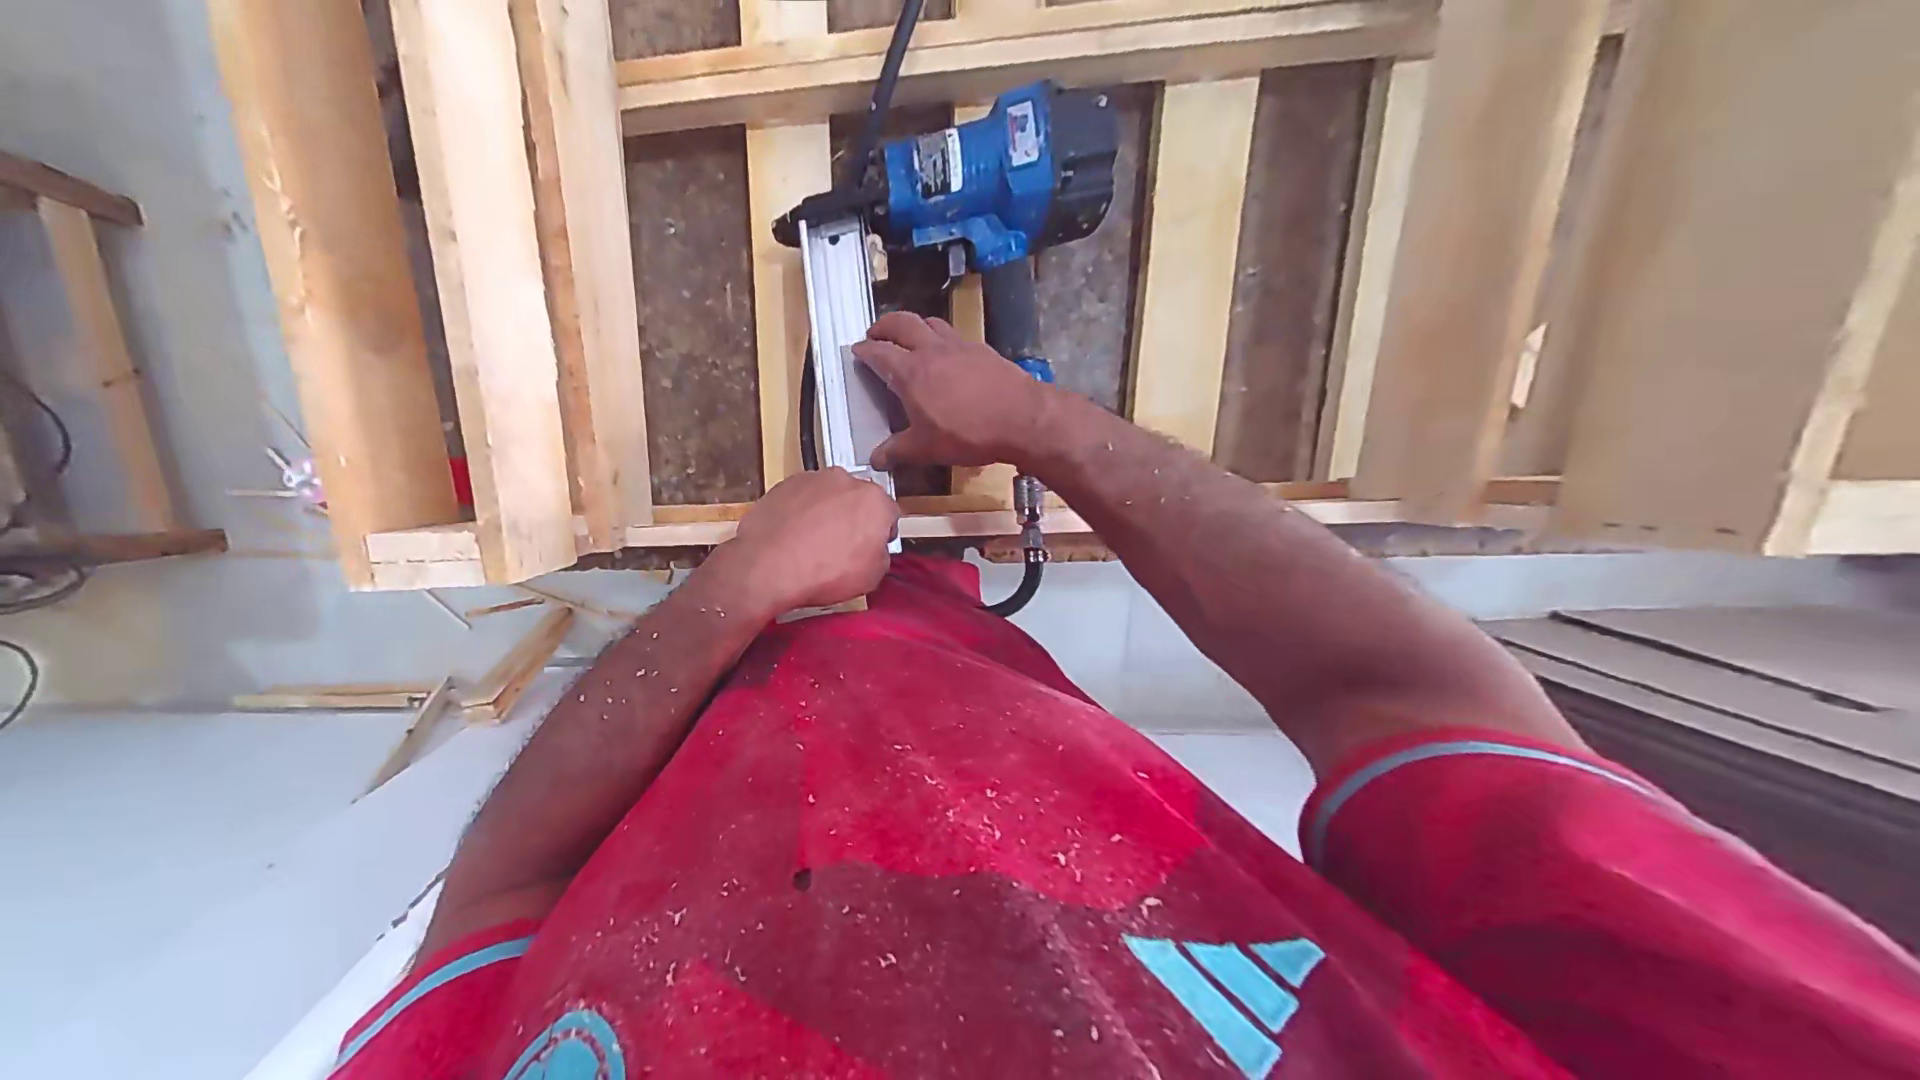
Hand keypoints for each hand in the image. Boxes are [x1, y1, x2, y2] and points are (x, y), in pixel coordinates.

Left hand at [710, 468, 899, 617]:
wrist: (768, 566)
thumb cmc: (820, 570)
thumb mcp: (871, 576)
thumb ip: (881, 555)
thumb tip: (876, 551)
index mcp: (875, 501)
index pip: (889, 514)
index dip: (882, 533)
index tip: (873, 545)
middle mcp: (846, 481)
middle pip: (858, 499)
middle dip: (854, 518)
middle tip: (843, 546)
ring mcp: (814, 480)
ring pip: (829, 496)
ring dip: (827, 513)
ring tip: (815, 543)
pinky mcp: (786, 485)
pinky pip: (802, 498)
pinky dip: (801, 512)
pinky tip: (795, 537)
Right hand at [852, 311, 1056, 471]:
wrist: (1021, 419)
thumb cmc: (968, 434)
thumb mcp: (926, 448)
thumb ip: (897, 451)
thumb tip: (874, 459)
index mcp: (911, 371)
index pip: (879, 352)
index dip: (864, 351)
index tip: (857, 351)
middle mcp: (932, 350)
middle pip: (901, 323)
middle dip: (884, 325)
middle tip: (876, 334)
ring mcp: (959, 346)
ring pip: (930, 322)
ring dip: (915, 326)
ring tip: (910, 337)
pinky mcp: (982, 350)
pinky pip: (955, 335)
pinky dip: (942, 337)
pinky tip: (947, 353)